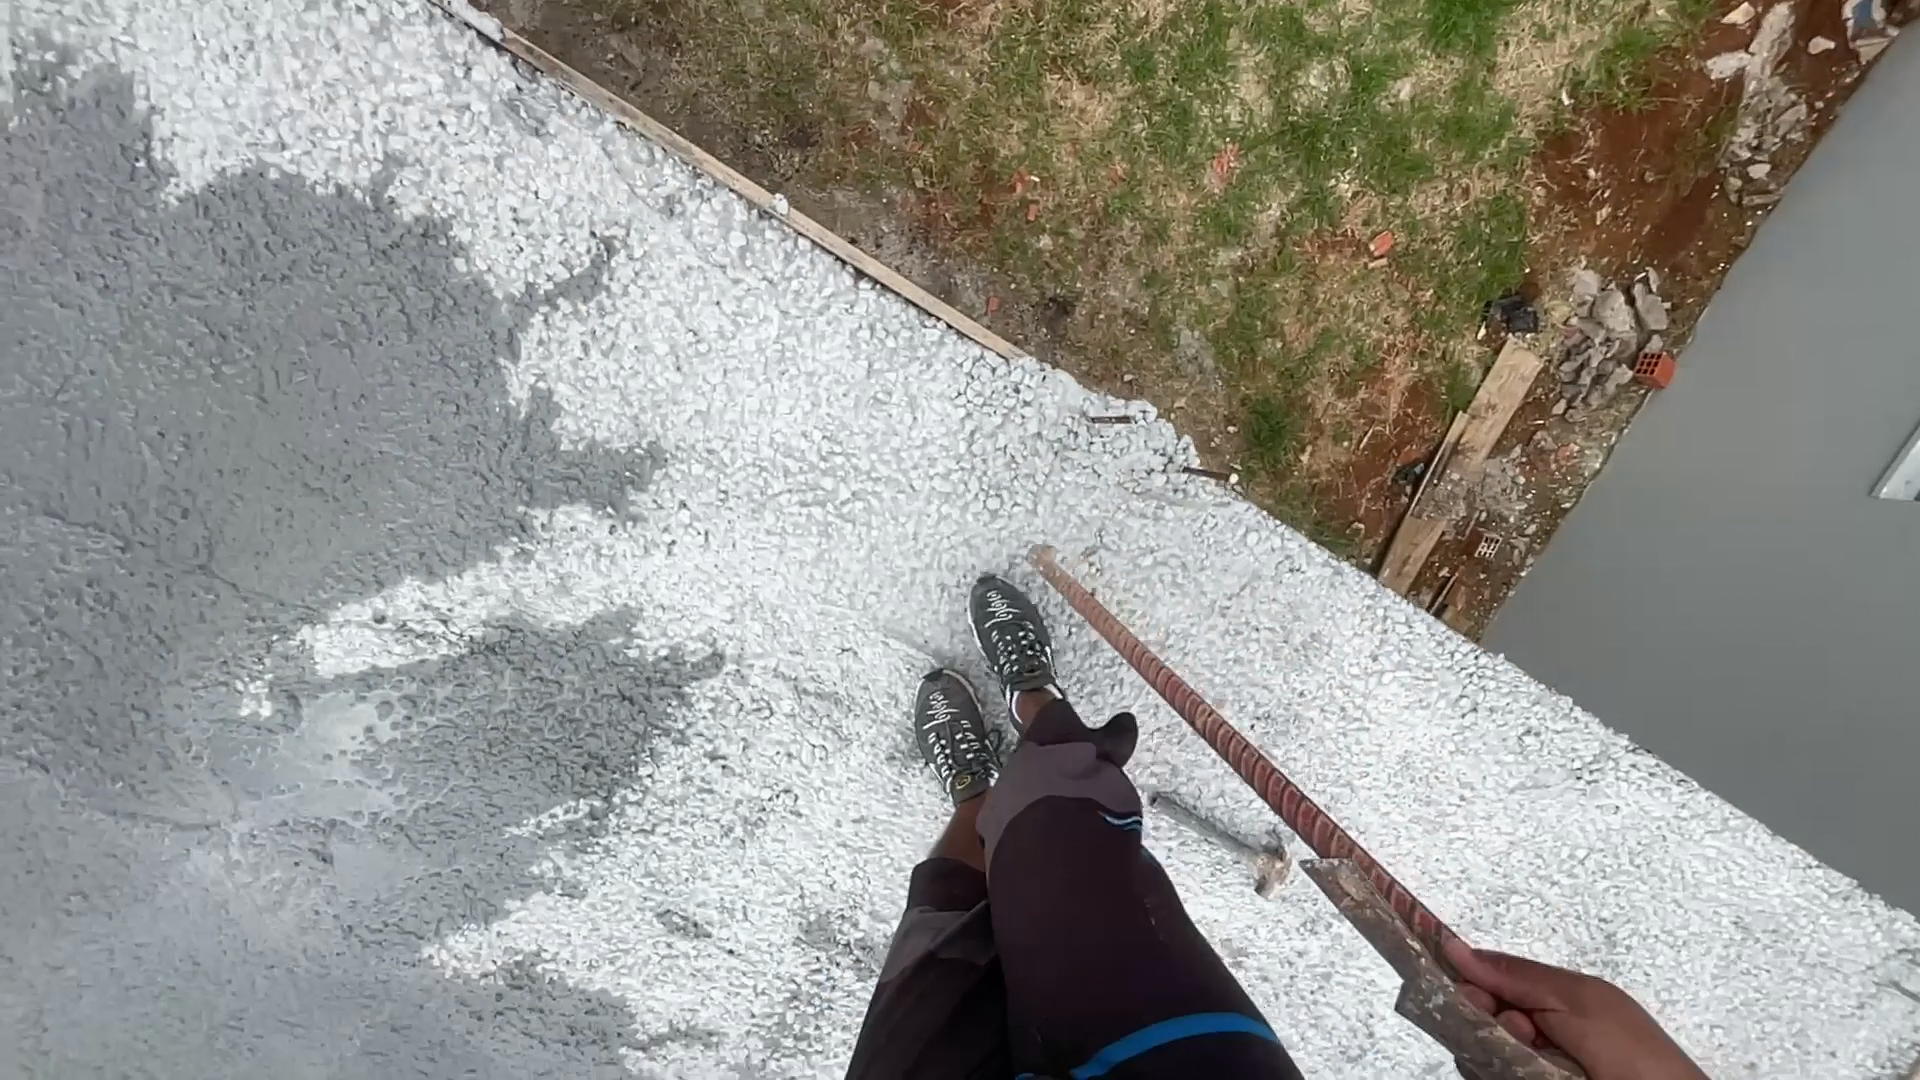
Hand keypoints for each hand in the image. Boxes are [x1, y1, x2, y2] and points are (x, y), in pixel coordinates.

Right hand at [1444, 938, 1708, 1079]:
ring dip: (1492, 1053)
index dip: (1470, 984)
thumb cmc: (1634, 1056)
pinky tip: (1519, 1074)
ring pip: (1480, 1050)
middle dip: (1485, 1022)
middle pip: (1477, 1015)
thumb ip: (1515, 974)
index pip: (1486, 979)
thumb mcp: (1578, 1001)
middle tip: (1520, 1038)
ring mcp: (1535, 1064)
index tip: (1474, 998)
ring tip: (1534, 1068)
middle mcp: (1540, 1032)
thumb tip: (1451, 944)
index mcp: (1553, 1000)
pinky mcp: (1527, 1079)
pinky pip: (1489, 1072)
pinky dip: (1493, 1070)